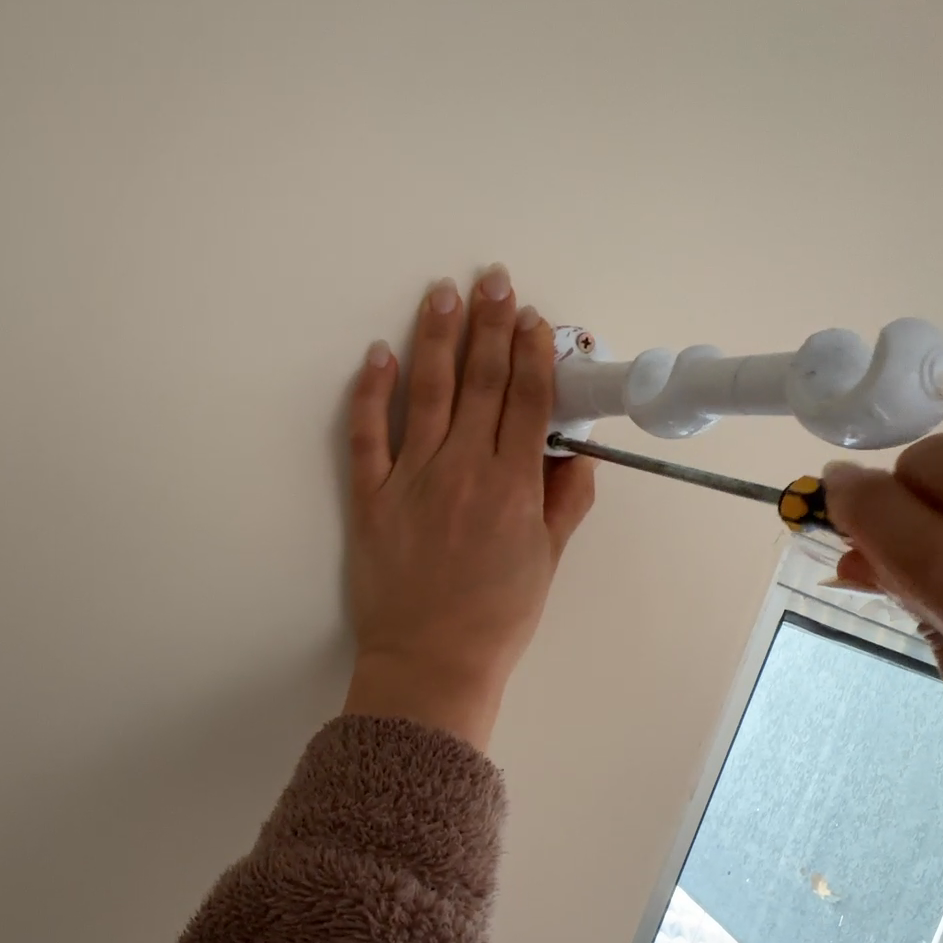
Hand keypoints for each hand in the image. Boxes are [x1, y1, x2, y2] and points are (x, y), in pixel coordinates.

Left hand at [341, 266, 595, 749]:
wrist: (430, 662)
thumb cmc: (496, 617)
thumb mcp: (547, 562)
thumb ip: (566, 501)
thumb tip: (575, 450)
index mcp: (513, 485)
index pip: (527, 400)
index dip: (532, 352)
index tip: (534, 316)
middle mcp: (463, 470)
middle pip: (481, 382)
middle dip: (489, 325)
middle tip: (492, 280)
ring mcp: (412, 480)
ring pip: (428, 394)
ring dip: (436, 339)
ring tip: (441, 294)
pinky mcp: (369, 497)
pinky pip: (366, 435)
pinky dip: (370, 393)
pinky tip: (378, 355)